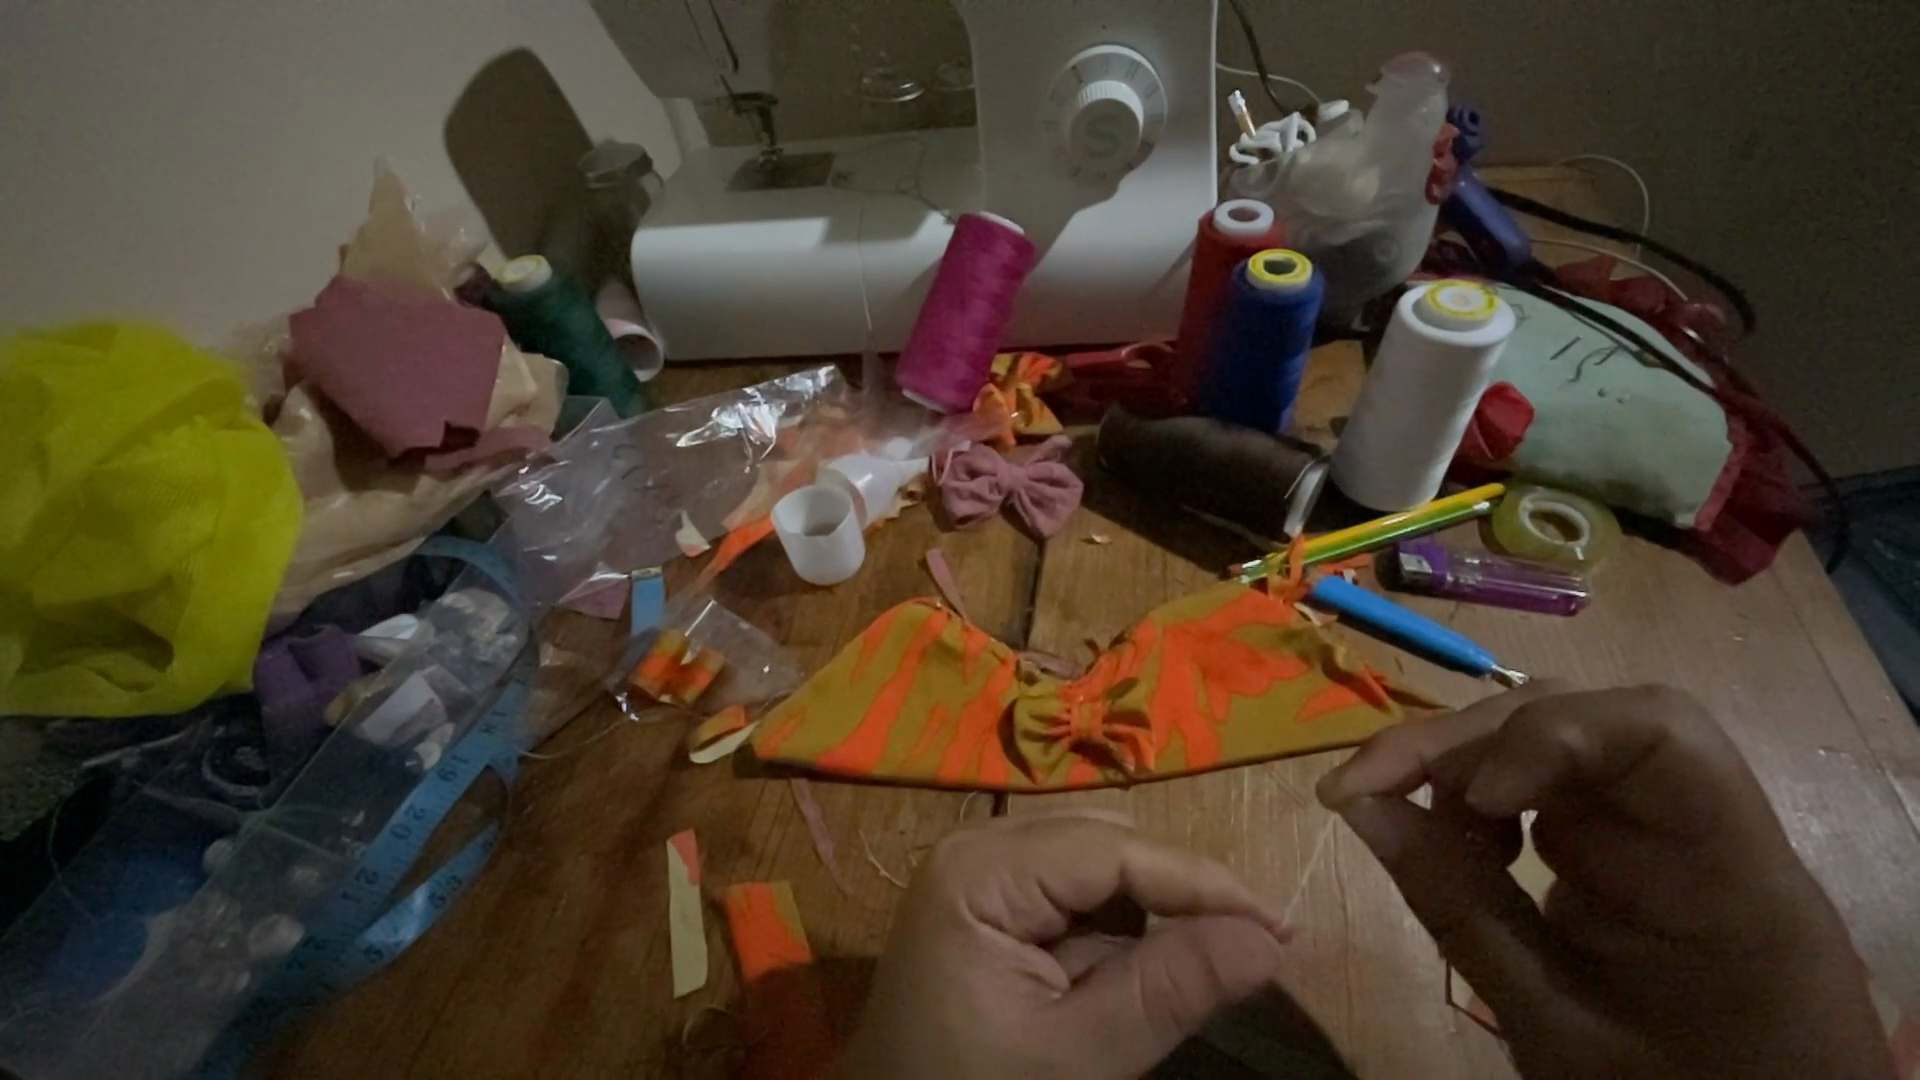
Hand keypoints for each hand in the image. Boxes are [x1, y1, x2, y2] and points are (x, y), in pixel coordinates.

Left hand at [836, 811, 1288, 1079]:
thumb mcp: (1076, 1057)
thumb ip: (1167, 990)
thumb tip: (1267, 938)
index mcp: (981, 870)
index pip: (1111, 849)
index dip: (1199, 880)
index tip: (1279, 922)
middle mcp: (976, 845)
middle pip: (1101, 842)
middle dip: (1170, 893)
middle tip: (1237, 951)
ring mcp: (977, 865)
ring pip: (1091, 861)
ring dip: (1140, 911)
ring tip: (1161, 976)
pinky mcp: (985, 893)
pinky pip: (1067, 887)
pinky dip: (1106, 925)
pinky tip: (1109, 975)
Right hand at [1318, 684, 1893, 1079]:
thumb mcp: (1550, 1024)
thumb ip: (1456, 908)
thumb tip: (1357, 804)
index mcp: (1723, 877)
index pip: (1657, 735)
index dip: (1546, 734)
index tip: (1467, 799)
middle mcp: (1690, 821)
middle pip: (1570, 714)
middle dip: (1454, 743)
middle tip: (1361, 788)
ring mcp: (1650, 820)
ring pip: (1537, 731)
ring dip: (1451, 761)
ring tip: (1399, 817)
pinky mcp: (1615, 830)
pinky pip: (1529, 774)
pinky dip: (1467, 791)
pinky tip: (1450, 839)